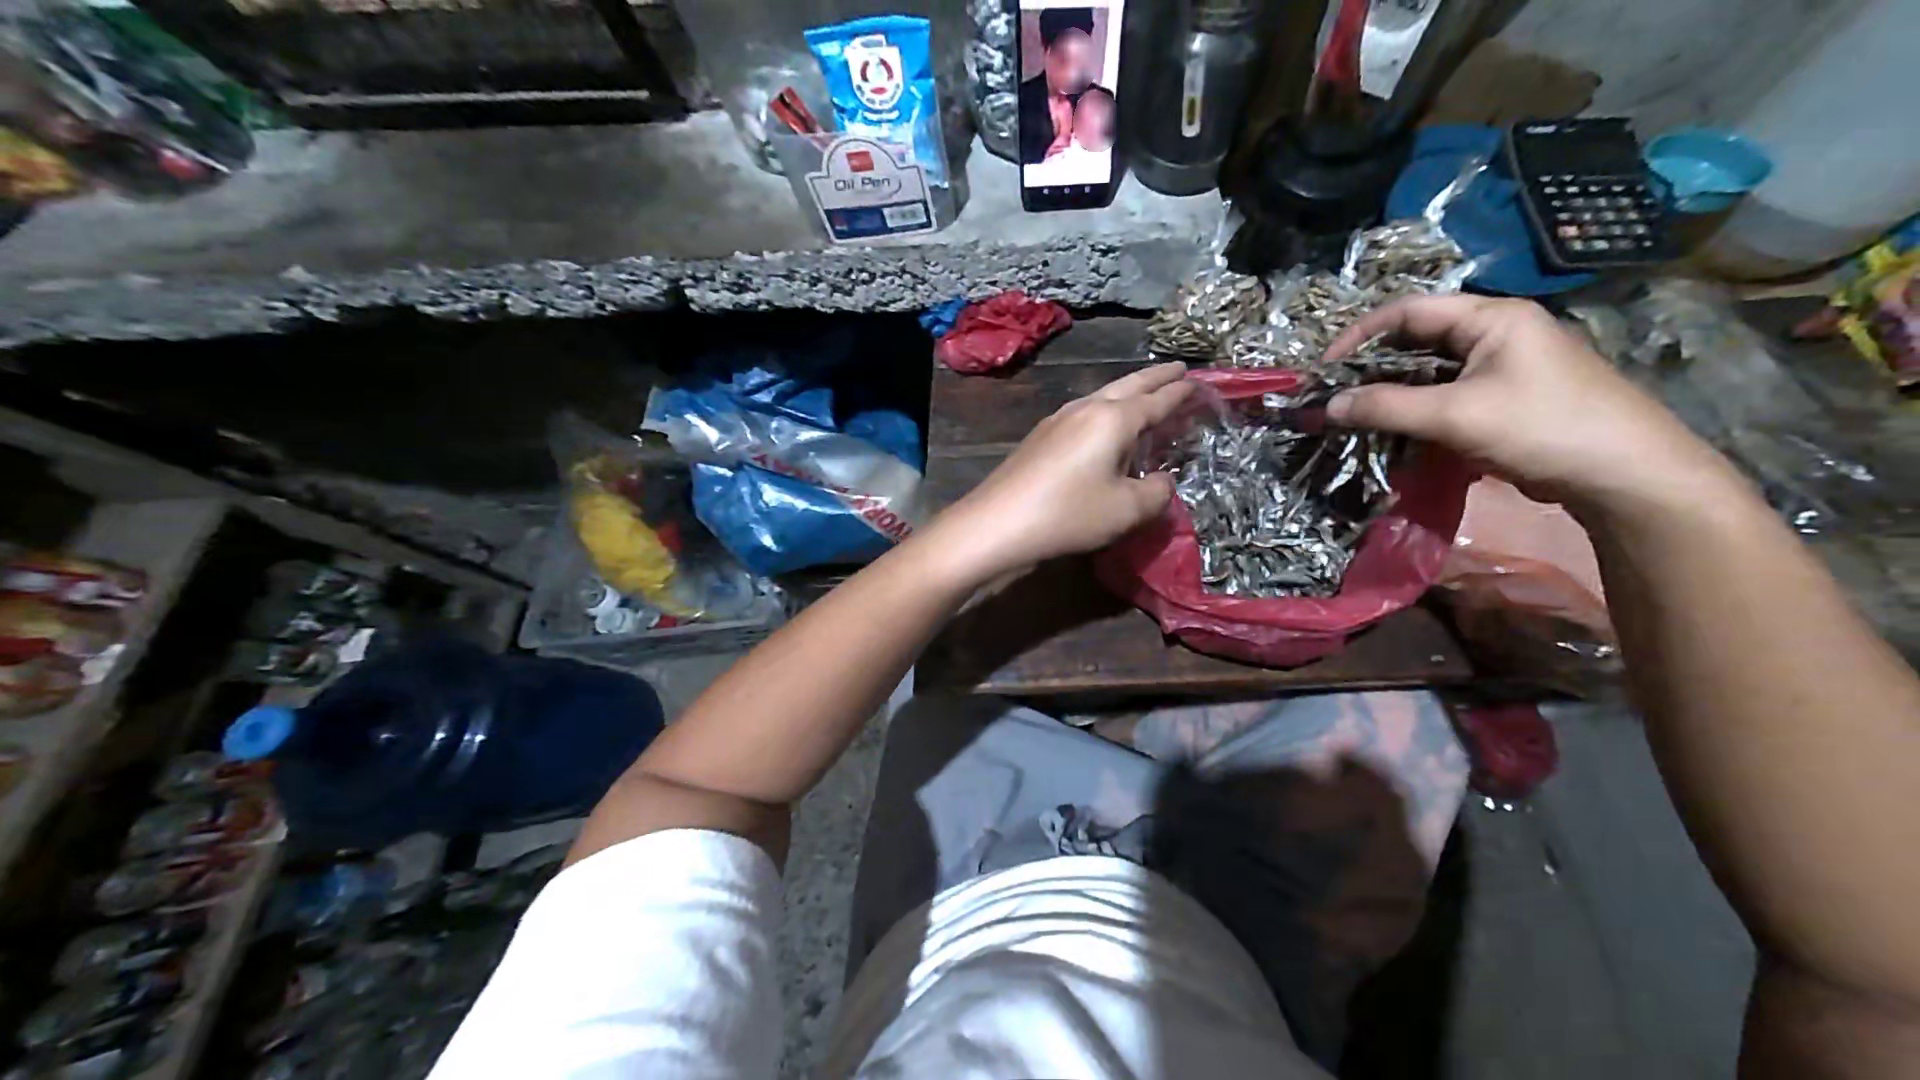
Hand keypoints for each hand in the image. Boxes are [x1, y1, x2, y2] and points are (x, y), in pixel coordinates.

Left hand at [925, 362, 1193, 582]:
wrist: (997, 522)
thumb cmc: (1068, 514)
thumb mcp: (1127, 510)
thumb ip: (1157, 492)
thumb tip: (1161, 481)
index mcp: (1115, 419)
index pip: (1158, 399)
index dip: (1182, 393)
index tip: (1200, 383)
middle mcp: (1087, 408)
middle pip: (1129, 385)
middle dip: (1157, 377)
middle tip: (1179, 370)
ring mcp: (1059, 419)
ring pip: (1103, 394)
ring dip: (1129, 390)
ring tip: (1145, 393)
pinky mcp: (1041, 436)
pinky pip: (1085, 412)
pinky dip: (1107, 409)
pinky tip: (1104, 424)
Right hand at [1322, 295, 1741, 516]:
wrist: (1624, 474)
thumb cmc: (1542, 427)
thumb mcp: (1454, 415)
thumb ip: (1385, 407)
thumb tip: (1327, 407)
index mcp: (1491, 318)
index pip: (1408, 311)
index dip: (1359, 336)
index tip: (1325, 370)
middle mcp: (1496, 334)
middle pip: (1416, 341)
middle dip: (1370, 370)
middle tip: (1336, 399)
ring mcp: (1502, 368)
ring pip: (1428, 373)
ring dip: (1390, 396)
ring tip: (1357, 420)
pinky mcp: (1504, 399)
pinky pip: (1445, 397)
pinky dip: (1415, 413)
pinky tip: (1395, 435)